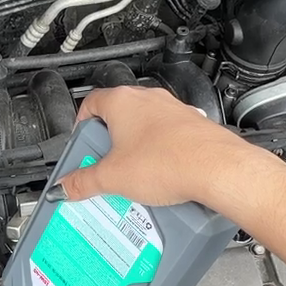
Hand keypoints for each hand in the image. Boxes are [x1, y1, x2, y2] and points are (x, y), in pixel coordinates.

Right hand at [60, 85, 258, 206]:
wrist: (219, 169)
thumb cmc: (171, 161)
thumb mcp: (113, 177)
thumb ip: (83, 182)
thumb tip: (66, 186)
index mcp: (122, 101)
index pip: (90, 103)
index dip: (81, 124)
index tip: (81, 143)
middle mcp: (149, 99)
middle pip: (117, 115)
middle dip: (107, 141)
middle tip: (101, 164)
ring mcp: (174, 110)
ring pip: (144, 126)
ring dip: (134, 147)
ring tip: (130, 175)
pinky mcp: (194, 126)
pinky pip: (168, 137)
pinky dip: (159, 153)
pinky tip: (158, 177)